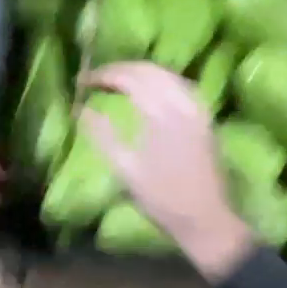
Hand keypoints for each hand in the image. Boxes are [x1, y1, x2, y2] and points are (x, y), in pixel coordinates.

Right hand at [79, 63, 253, 280]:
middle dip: (121, 69)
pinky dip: (162, 79)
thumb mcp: (125, 168)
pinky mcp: (206, 117)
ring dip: (142, 71)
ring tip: (119, 80)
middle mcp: (182, 103)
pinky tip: (151, 89)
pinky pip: (182, 85)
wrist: (206, 219)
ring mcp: (198, 108)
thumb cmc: (162, 198)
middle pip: (149, 70)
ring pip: (167, 74)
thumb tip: (81, 109)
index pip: (129, 78)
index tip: (83, 81)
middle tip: (98, 78)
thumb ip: (102, 134)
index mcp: (161, 114)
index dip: (104, 75)